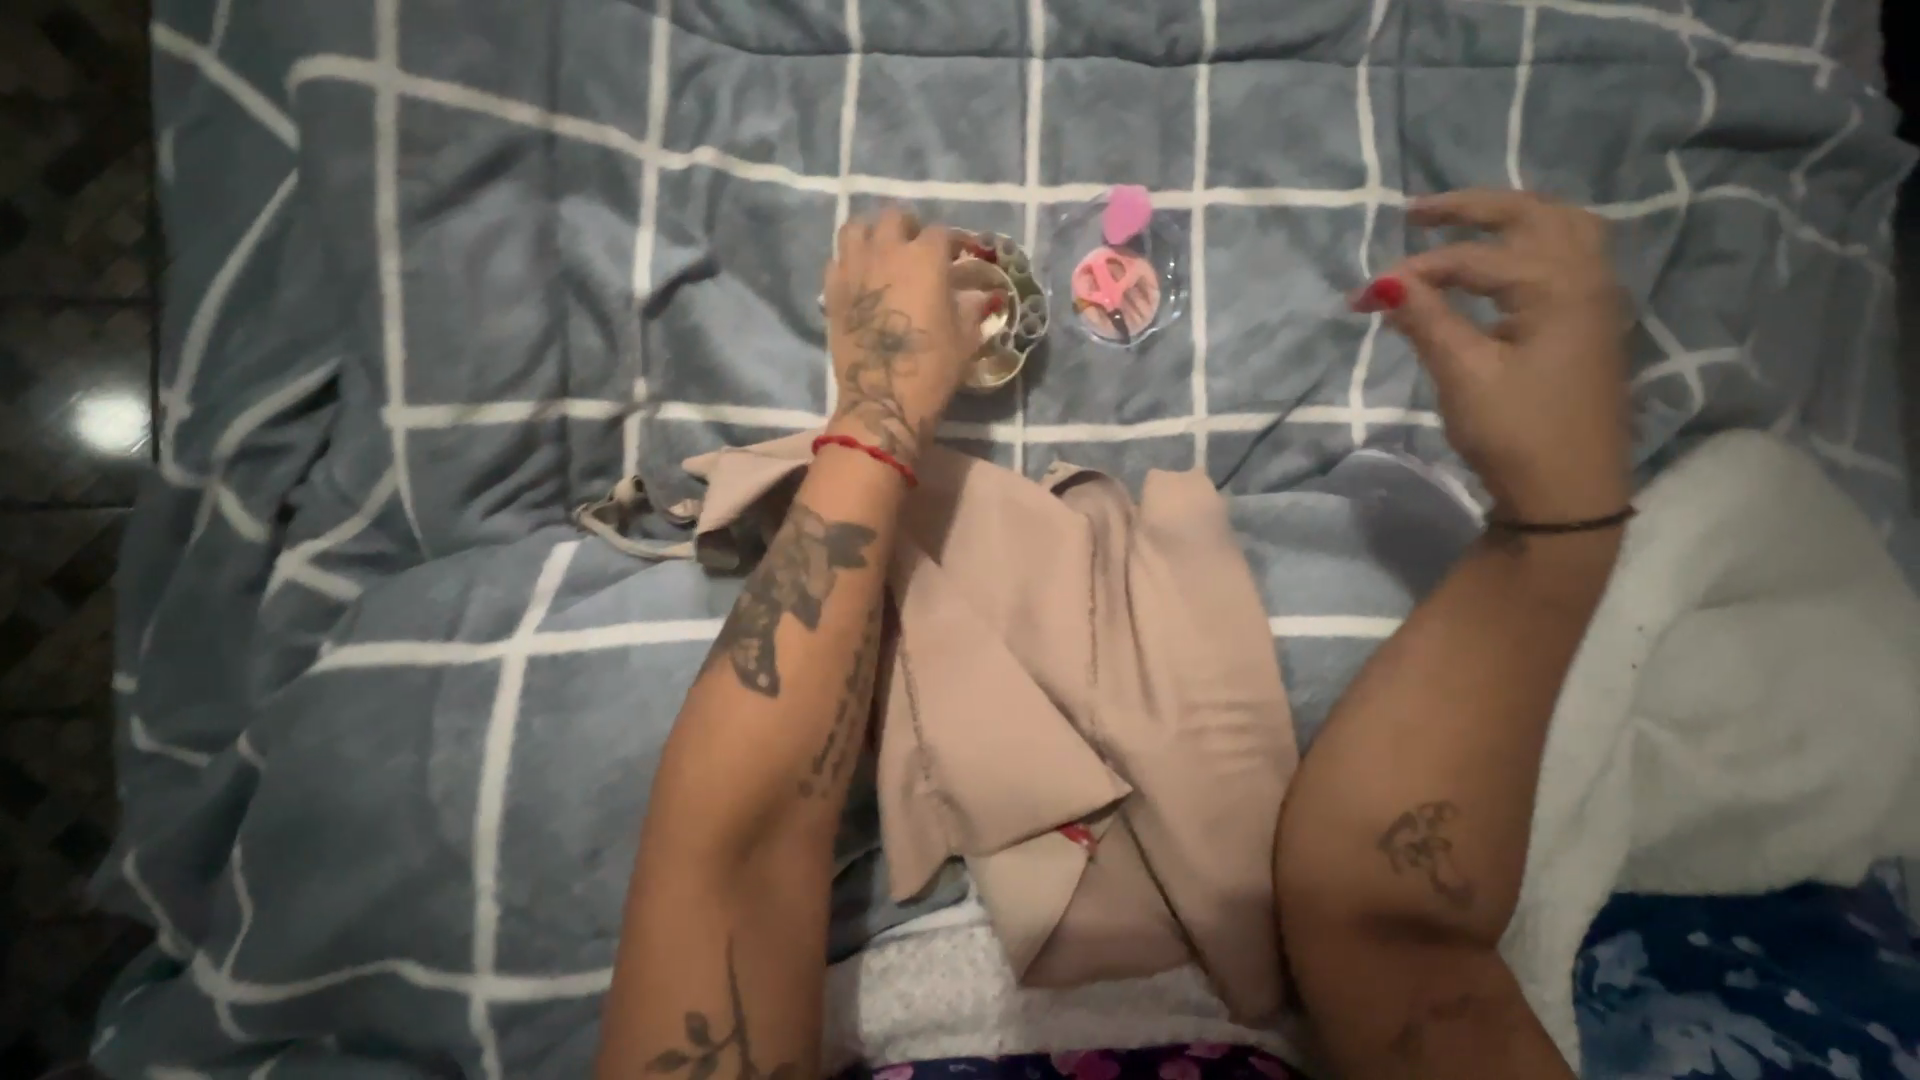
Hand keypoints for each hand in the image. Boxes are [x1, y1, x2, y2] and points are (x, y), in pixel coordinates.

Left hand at [824, 206, 993, 463]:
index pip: (941, 233)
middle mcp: (887, 251)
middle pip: (894, 217)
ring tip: (881, 252)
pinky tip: (859, 279)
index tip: (955, 257)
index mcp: (926, 258)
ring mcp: (854, 268)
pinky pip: (837, 260)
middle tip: (915, 247)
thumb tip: (975, 295)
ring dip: (872, 234)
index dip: (950, 243)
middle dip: (907, 227)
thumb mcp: (964, 339)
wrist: (881, 399)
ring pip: (857, 228)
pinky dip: (849, 262)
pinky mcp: (831, 290)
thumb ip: (970, 308)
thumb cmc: (932, 368)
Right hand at [1365, 190, 1631, 524]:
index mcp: (1557, 285)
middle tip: (1416, 213)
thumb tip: (1386, 281)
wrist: (1568, 491)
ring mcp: (1596, 298)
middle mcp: (1587, 277)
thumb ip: (1426, 319)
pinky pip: (1569, 255)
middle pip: (1532, 215)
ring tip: (1465, 224)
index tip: (1361, 298)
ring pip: (1561, 229)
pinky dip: (1532, 243)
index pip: (1473, 259)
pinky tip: (1504, 262)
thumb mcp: (1462, 375)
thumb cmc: (1515, 432)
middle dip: (1471, 209)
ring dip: (1511, 219)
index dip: (1412, 272)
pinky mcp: (1590, 322)